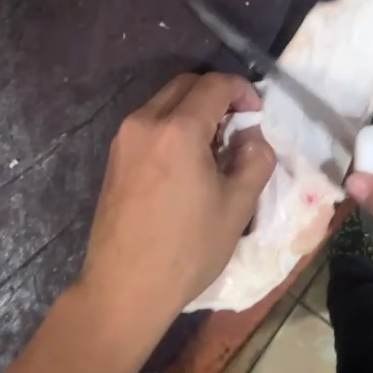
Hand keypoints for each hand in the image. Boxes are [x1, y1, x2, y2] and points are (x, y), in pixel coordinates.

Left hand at [78, 73, 275, 325]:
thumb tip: (251, 136)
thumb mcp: (238, 206)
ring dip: (193, 109)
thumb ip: (255, 159)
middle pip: (186, 84)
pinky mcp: (114, 157)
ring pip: (165, 101)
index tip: (257, 113)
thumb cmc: (187, 249)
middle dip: (217, 94)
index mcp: (178, 130)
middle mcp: (145, 122)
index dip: (242, 90)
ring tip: (214, 146)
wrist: (124, 288)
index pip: (215, 85)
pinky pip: (149, 123)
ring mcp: (124, 138)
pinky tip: (186, 161)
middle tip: (238, 124)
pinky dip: (173, 125)